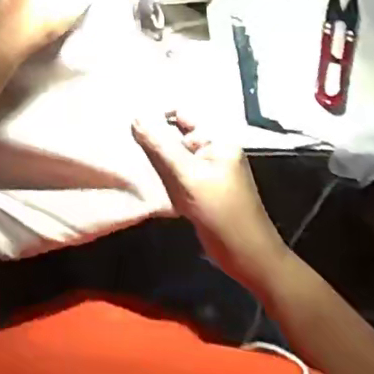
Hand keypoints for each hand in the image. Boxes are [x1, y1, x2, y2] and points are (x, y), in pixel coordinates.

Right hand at [132, 111, 282, 270]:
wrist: (248, 258)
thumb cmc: (222, 213)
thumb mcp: (188, 176)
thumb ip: (161, 147)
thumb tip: (136, 118)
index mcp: (218, 141)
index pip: (184, 115)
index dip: (158, 114)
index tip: (132, 119)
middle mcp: (214, 151)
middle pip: (177, 135)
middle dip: (154, 136)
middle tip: (126, 136)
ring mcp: (208, 171)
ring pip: (175, 155)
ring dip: (156, 157)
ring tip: (130, 153)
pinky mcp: (202, 189)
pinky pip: (178, 173)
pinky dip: (163, 173)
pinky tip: (144, 174)